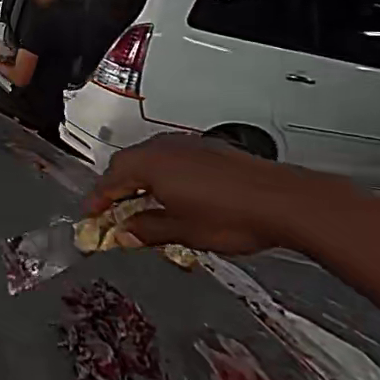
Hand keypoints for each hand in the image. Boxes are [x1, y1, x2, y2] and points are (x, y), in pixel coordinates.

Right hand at [83, 132, 364, 254]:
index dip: (98, 200)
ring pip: (150, 159)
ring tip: (146, 206)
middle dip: (118, 188)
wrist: (287, 202)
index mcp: (149, 164)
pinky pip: (173, 158)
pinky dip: (165, 175)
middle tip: (115, 212)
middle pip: (126, 164)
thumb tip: (127, 233)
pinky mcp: (209, 149)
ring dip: (142, 180)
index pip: (110, 180)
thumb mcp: (182, 232)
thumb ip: (148, 230)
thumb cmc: (237, 214)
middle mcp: (164, 148)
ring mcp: (188, 145)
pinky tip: (177, 195)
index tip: (92, 214)